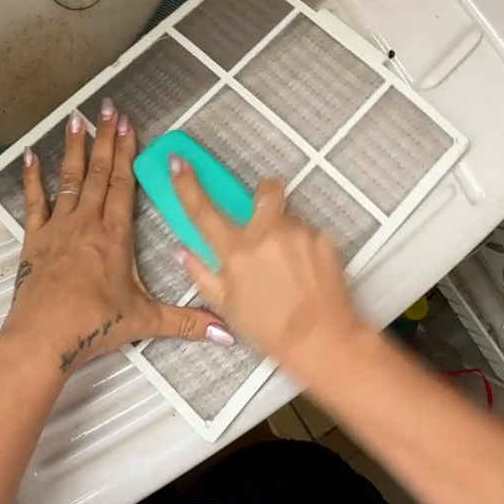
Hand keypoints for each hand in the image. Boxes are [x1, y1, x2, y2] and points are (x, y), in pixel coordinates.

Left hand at [0, 98, 230, 375]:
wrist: (42, 340)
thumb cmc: (93, 325)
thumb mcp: (145, 321)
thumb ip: (187, 322)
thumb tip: (226, 332)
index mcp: (115, 235)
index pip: (123, 184)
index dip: (127, 152)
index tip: (129, 124)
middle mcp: (87, 223)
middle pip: (98, 172)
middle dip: (105, 138)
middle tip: (107, 108)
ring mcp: (58, 228)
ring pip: (68, 179)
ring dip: (73, 148)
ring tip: (75, 119)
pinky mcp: (34, 240)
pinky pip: (33, 202)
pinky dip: (32, 178)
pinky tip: (30, 156)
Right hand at [170, 157, 368, 381]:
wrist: (324, 341)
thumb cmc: (271, 330)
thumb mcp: (228, 306)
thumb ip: (202, 274)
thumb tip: (185, 251)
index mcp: (237, 251)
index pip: (204, 210)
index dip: (187, 184)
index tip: (179, 163)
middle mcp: (268, 233)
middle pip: (265, 191)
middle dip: (263, 196)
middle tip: (263, 221)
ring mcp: (299, 233)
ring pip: (289, 218)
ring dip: (284, 233)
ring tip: (288, 267)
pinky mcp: (324, 239)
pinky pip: (308, 234)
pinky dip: (304, 248)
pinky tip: (305, 274)